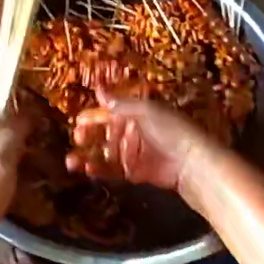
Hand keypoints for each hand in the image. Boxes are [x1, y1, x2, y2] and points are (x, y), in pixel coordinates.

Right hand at [65, 94, 211, 190]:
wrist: (192, 163)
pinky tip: (86, 169)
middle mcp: (132, 133)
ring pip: (104, 153)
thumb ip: (120, 104)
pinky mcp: (134, 173)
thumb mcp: (146, 111)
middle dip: (88, 137)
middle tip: (78, 138)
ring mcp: (132, 154)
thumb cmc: (171, 131)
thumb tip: (99, 90)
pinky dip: (98, 169)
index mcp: (136, 115)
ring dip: (87, 156)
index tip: (78, 121)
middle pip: (104, 134)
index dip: (93, 117)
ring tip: (71, 161)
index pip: (109, 114)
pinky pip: (112, 170)